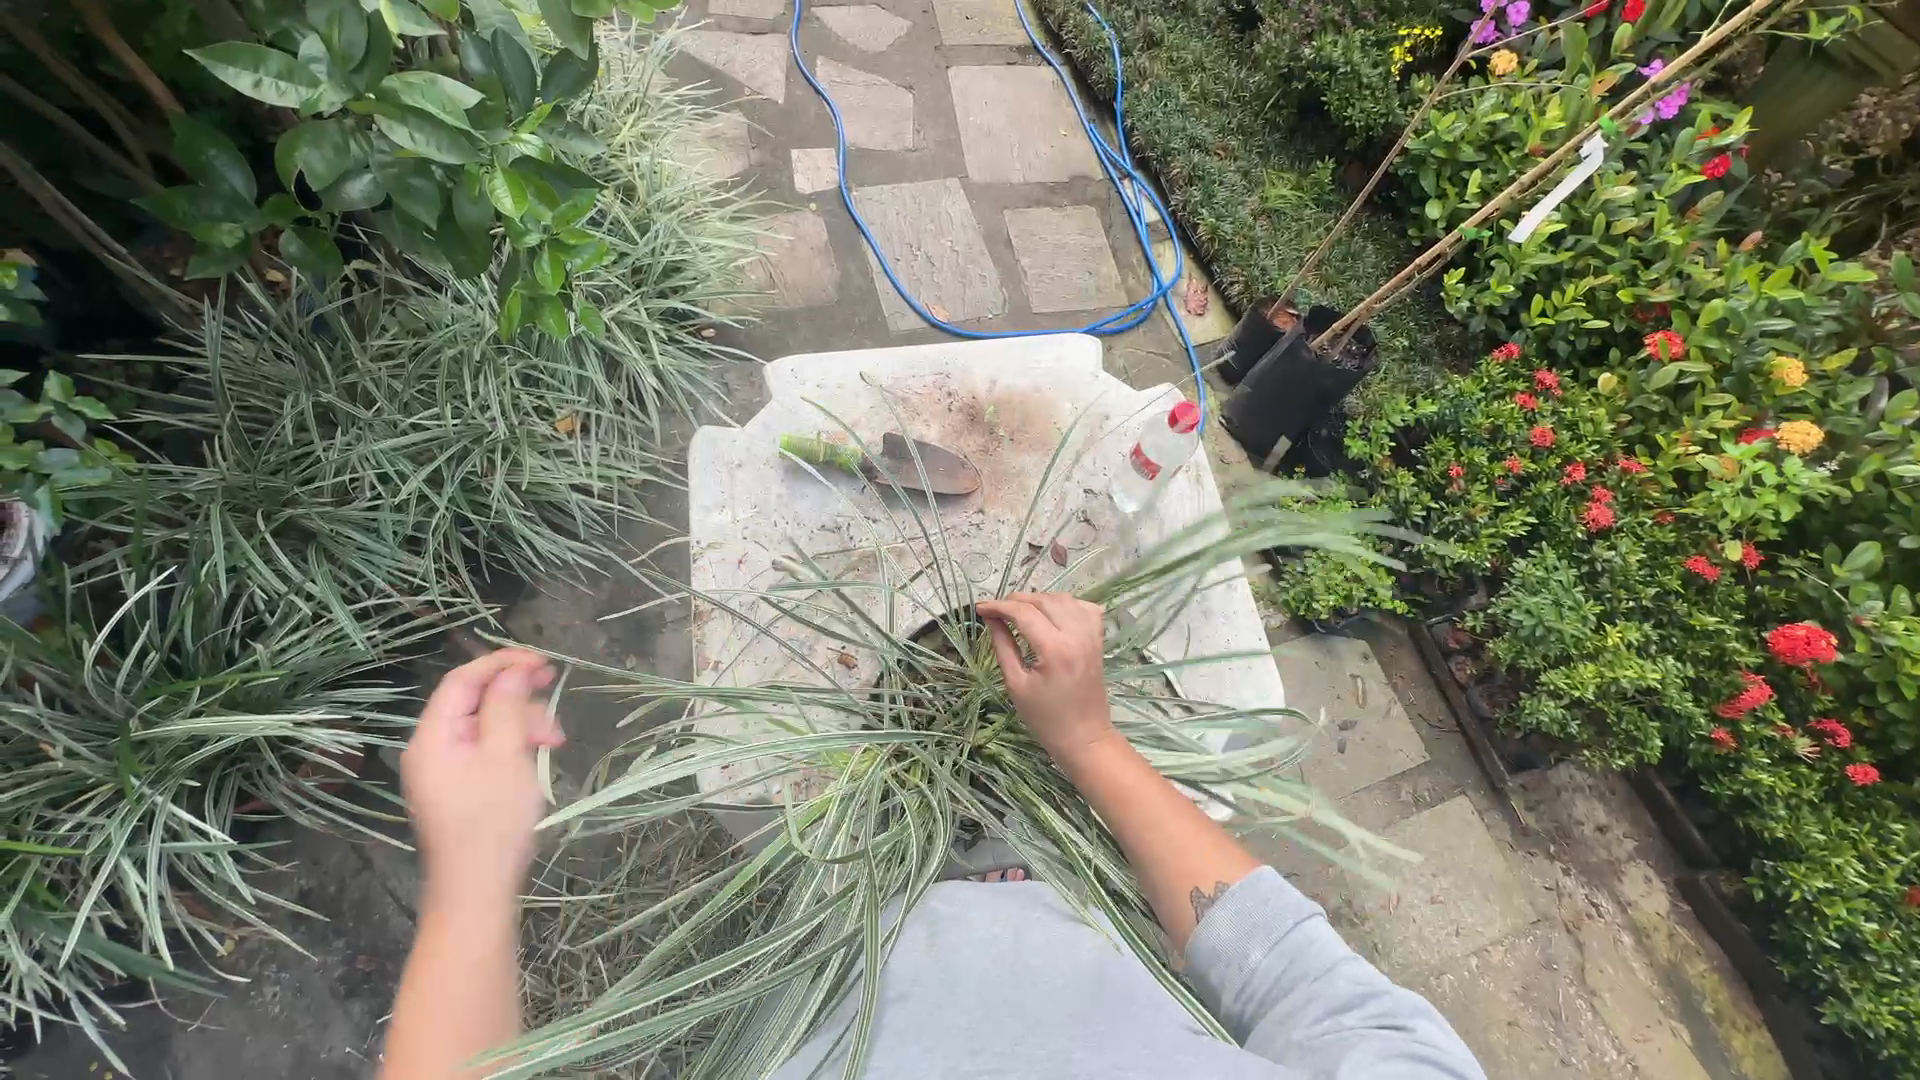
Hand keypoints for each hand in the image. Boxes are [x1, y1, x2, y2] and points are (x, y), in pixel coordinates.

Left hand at [400, 648, 563, 913]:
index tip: (545, 662)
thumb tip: (515, 669)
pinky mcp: (461, 784)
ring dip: (525, 722)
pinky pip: (489, 746)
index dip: (503, 662)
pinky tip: (539, 755)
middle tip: (556, 697)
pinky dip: (517, 743)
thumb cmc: (493, 820)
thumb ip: (508, 707)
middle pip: (477, 699)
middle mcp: (432, 747)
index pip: (463, 679)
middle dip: (520, 697)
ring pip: (489, 722)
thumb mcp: (507, 756)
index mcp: (432, 737)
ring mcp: (446, 768)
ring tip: (555, 743)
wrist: (478, 889)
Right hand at [976, 593, 1117, 764]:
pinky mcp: (1098, 640)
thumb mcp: (1016, 684)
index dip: (999, 606)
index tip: (980, 608)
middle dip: (1017, 600)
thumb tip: (991, 619)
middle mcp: (1076, 636)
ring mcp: (1091, 636)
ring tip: (1020, 611)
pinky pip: (1085, 608)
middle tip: (997, 611)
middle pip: (1044, 601)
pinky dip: (1067, 604)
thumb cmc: (1045, 718)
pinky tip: (1052, 614)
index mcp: (1054, 650)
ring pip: (1064, 599)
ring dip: (1040, 599)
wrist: (1084, 737)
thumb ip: (1003, 646)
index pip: (1023, 613)